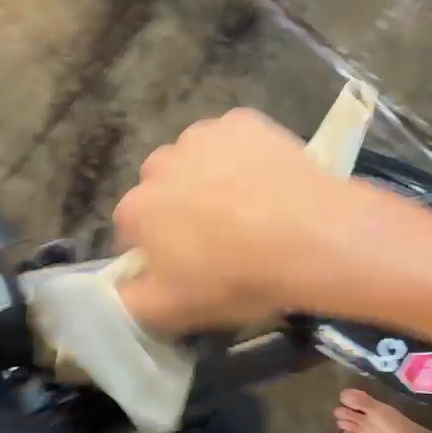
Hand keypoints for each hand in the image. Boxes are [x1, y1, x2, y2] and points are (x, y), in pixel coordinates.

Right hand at [113, 108, 366, 329]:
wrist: (312, 237)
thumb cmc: (239, 278)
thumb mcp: (175, 311)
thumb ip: (132, 300)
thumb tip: (120, 287)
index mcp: (136, 210)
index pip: (132, 230)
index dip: (158, 249)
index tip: (186, 265)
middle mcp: (159, 164)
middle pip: (161, 189)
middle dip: (180, 208)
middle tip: (221, 236)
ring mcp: (202, 137)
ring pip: (196, 159)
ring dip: (210, 177)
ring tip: (248, 207)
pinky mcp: (242, 121)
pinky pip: (233, 140)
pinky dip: (243, 156)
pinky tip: (267, 181)